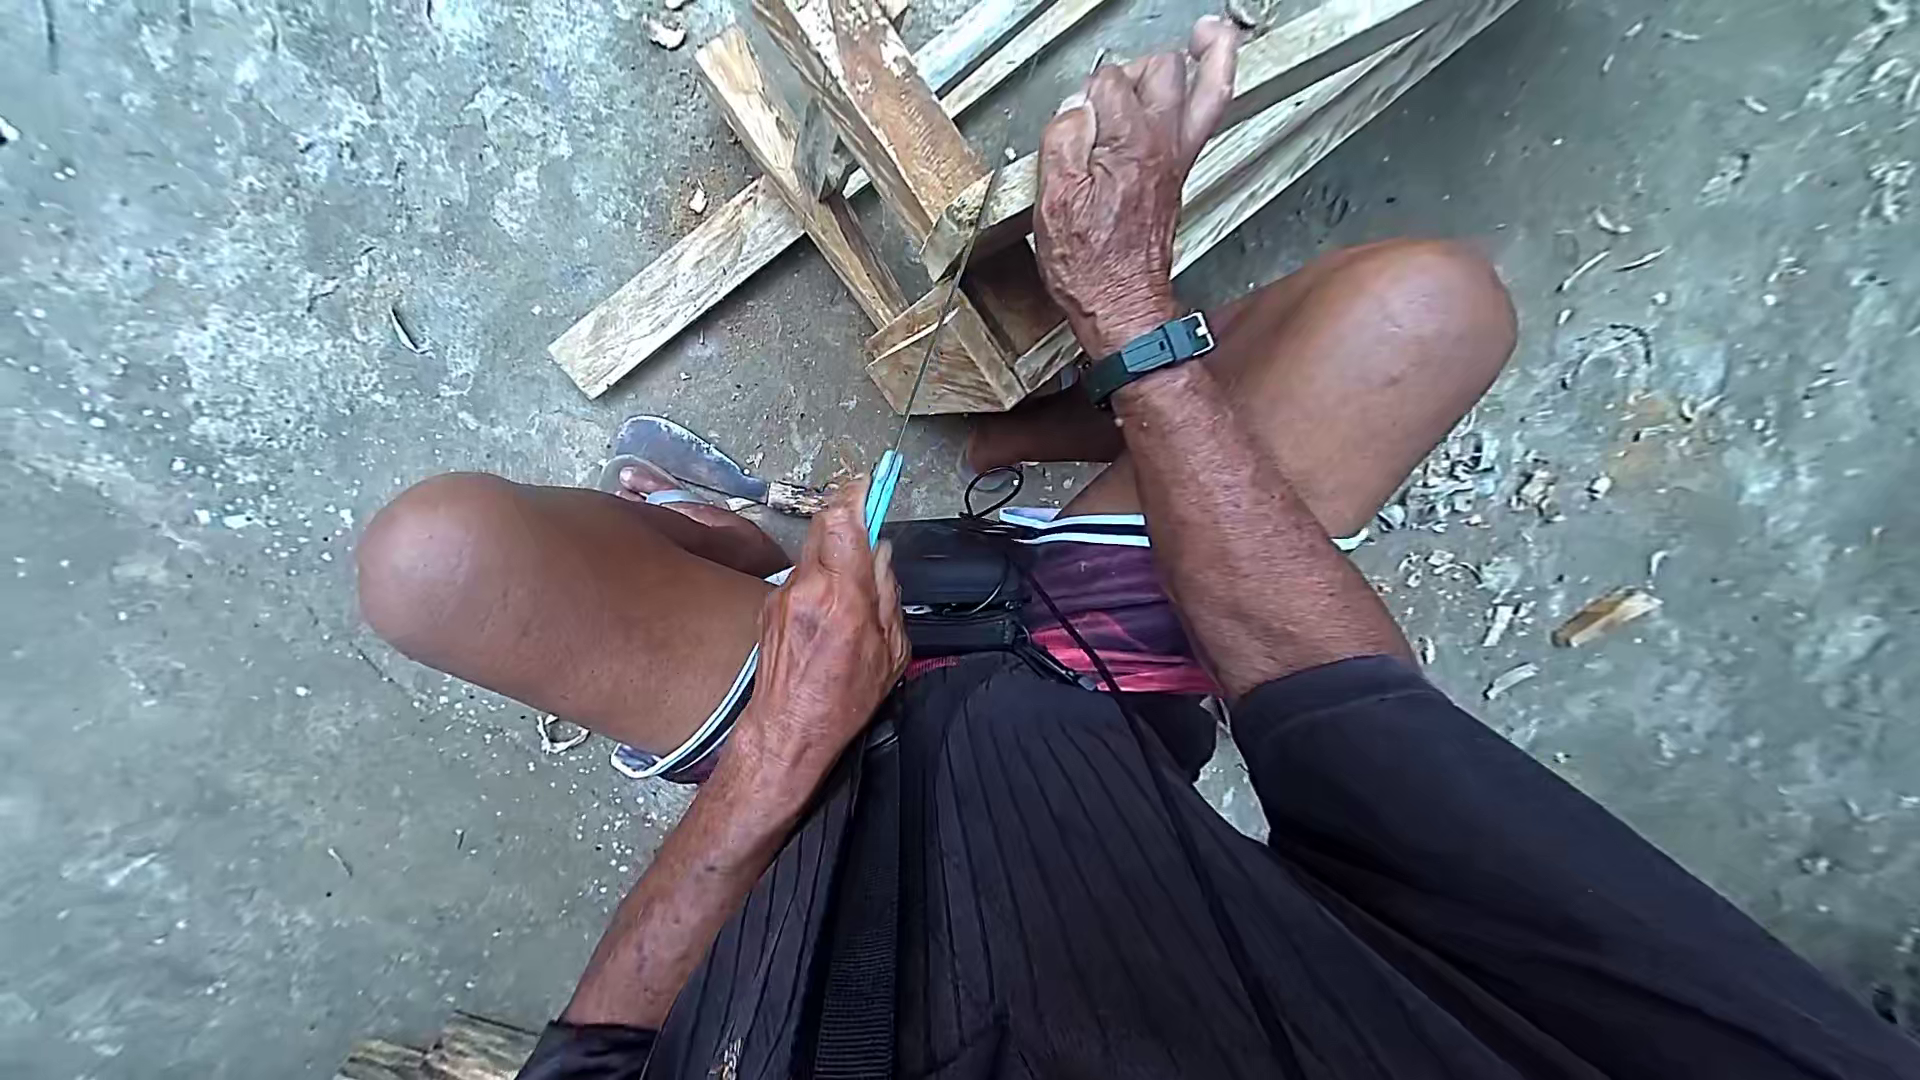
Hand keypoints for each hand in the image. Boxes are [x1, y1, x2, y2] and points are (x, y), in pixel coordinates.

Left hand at [725, 477, 909, 791]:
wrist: (786, 728)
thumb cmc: (838, 700)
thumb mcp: (891, 651)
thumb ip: (889, 594)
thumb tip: (883, 556)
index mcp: (842, 598)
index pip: (843, 521)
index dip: (859, 495)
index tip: (875, 484)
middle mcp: (807, 588)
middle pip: (824, 522)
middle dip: (850, 513)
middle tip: (870, 517)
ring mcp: (783, 593)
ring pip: (814, 546)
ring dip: (837, 547)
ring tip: (855, 578)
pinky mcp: (770, 601)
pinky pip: (802, 570)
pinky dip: (821, 572)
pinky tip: (831, 603)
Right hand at [1033, 17, 1238, 356]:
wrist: (1120, 305)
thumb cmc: (1089, 267)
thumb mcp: (1054, 205)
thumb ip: (1062, 142)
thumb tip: (1074, 109)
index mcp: (1125, 145)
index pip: (1104, 85)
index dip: (1082, 99)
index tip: (1069, 127)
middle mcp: (1159, 143)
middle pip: (1153, 71)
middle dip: (1126, 72)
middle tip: (1103, 97)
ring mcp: (1175, 158)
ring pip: (1198, 80)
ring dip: (1197, 51)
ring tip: (1200, 32)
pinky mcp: (1178, 176)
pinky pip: (1210, 110)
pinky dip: (1216, 75)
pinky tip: (1210, 57)